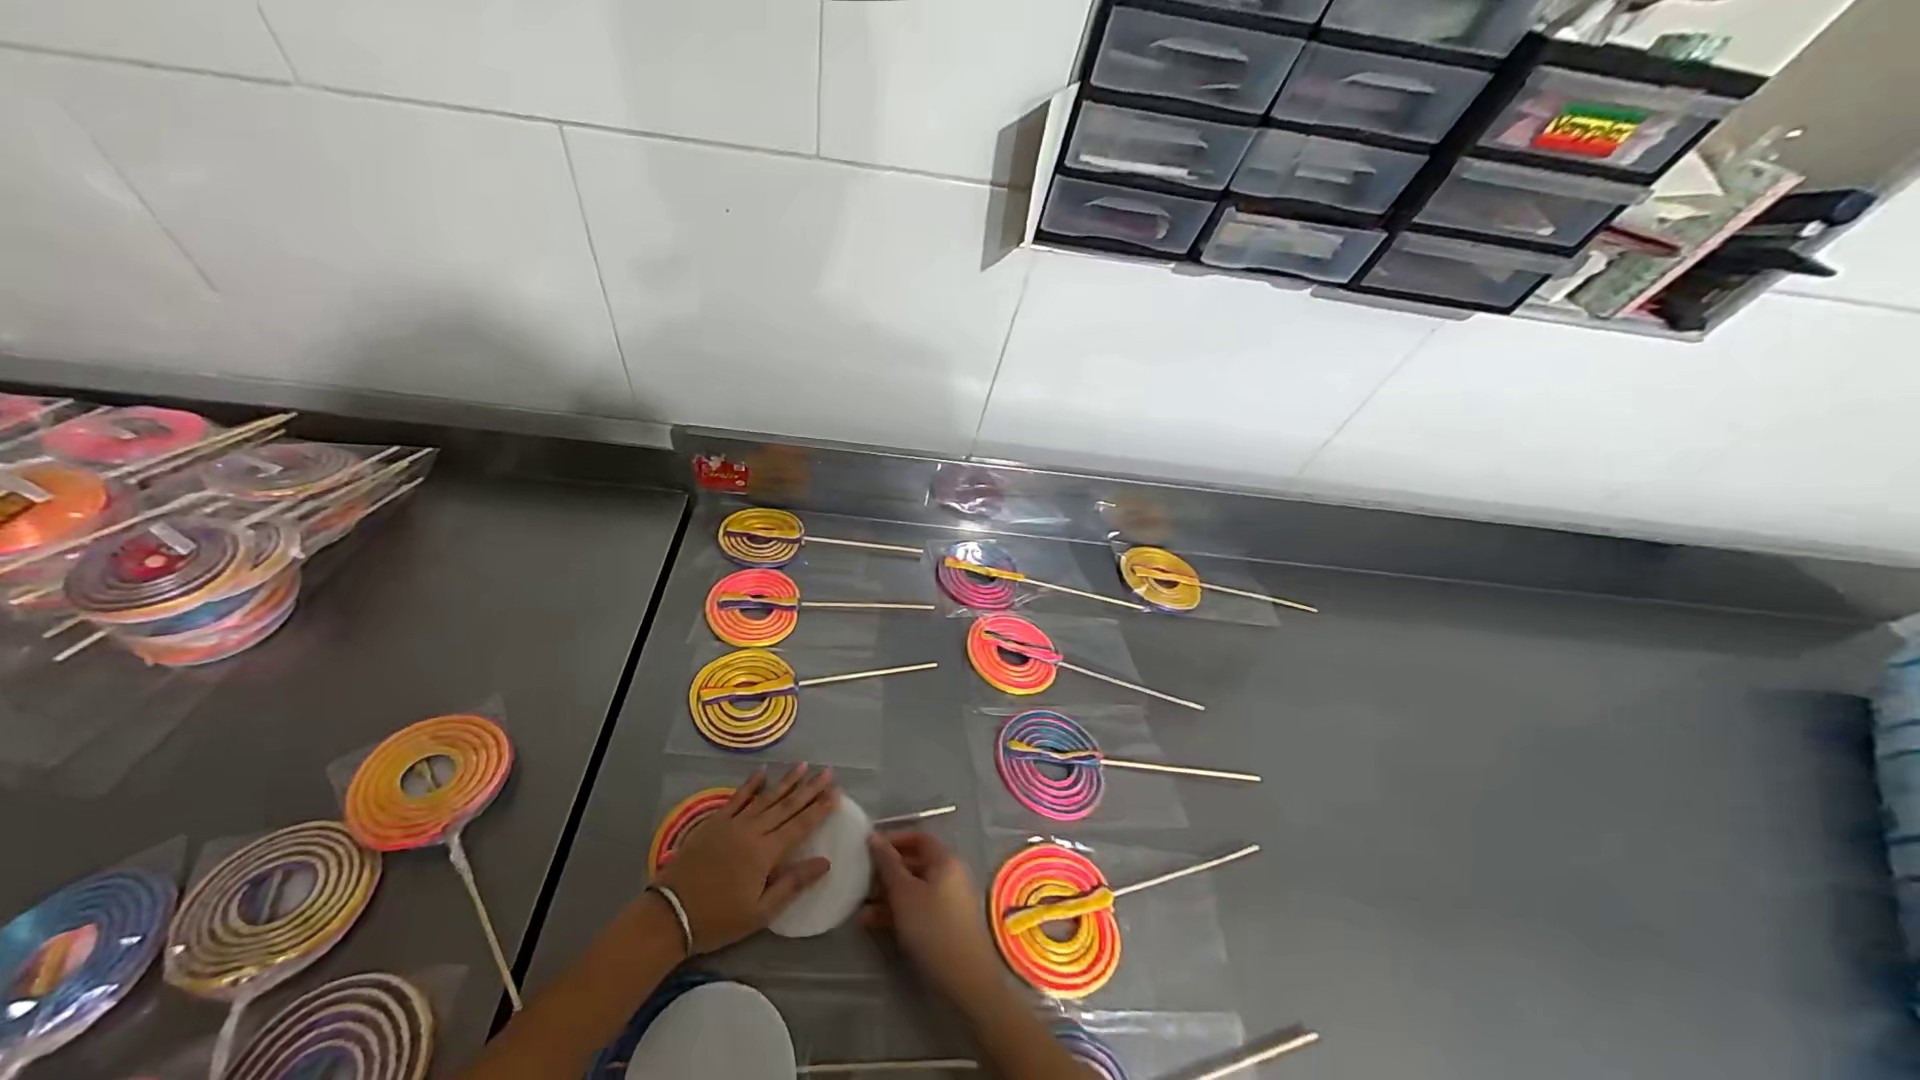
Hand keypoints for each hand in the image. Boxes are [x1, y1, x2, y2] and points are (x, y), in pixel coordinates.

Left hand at [651, 765, 836, 952]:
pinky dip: (750, 785)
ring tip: (804, 766)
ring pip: (765, 797)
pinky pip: (737, 798)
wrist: (669, 914)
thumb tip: (825, 862)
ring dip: (786, 781)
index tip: (836, 793)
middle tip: (828, 772)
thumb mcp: (760, 912)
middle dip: (809, 789)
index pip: (800, 825)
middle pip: (787, 805)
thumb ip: (793, 883)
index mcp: (766, 853)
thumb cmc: (718, 919)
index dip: (819, 809)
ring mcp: (732, 824)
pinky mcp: (714, 823)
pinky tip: (762, 773)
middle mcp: (752, 831)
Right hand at [864, 832, 1002, 1000]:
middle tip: (860, 879)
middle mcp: (950, 875)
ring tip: (860, 906)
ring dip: (887, 895)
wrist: (964, 979)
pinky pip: (917, 908)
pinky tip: (872, 923)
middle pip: (915, 863)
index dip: (894, 839)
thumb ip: (887, 863)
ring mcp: (948, 901)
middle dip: (886, 871)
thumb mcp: (903, 893)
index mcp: (945, 861)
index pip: (918, 838)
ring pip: (913, 888)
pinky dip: (897, 911)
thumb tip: (874, 837)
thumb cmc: (931, 927)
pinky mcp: (944, 923)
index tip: (869, 848)